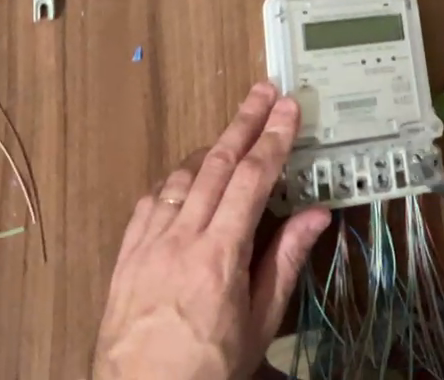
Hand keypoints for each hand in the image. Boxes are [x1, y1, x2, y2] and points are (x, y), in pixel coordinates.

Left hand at [94, 82, 331, 379]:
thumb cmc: (208, 369)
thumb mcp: (258, 324)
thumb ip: (285, 261)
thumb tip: (317, 214)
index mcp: (219, 255)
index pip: (251, 179)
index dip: (273, 138)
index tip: (287, 108)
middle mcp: (181, 239)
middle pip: (216, 163)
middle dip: (244, 123)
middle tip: (263, 91)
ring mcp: (148, 244)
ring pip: (181, 177)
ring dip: (210, 148)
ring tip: (233, 132)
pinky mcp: (125, 257)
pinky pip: (149, 203)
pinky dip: (173, 182)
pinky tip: (186, 178)